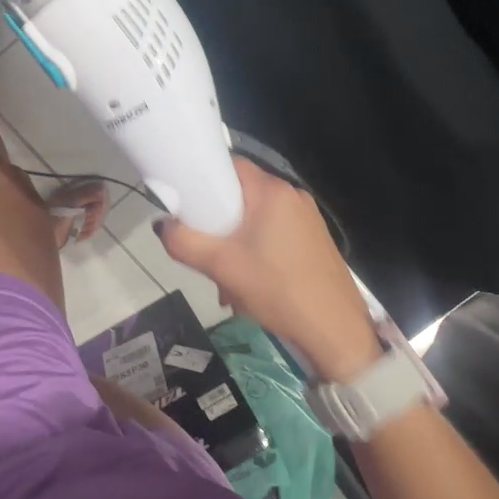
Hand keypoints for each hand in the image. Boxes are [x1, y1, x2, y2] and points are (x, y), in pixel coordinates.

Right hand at [158, 156, 381, 379]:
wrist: (336, 334)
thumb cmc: (278, 290)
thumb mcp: (221, 266)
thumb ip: (184, 242)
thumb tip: (162, 225)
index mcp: (272, 191)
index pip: (229, 164)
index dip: (203, 177)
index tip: (183, 199)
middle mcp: (292, 196)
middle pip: (241, 194)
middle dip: (217, 220)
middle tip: (203, 247)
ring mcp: (307, 219)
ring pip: (256, 218)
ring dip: (235, 241)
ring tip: (225, 276)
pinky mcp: (314, 241)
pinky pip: (273, 234)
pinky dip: (255, 251)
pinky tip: (249, 284)